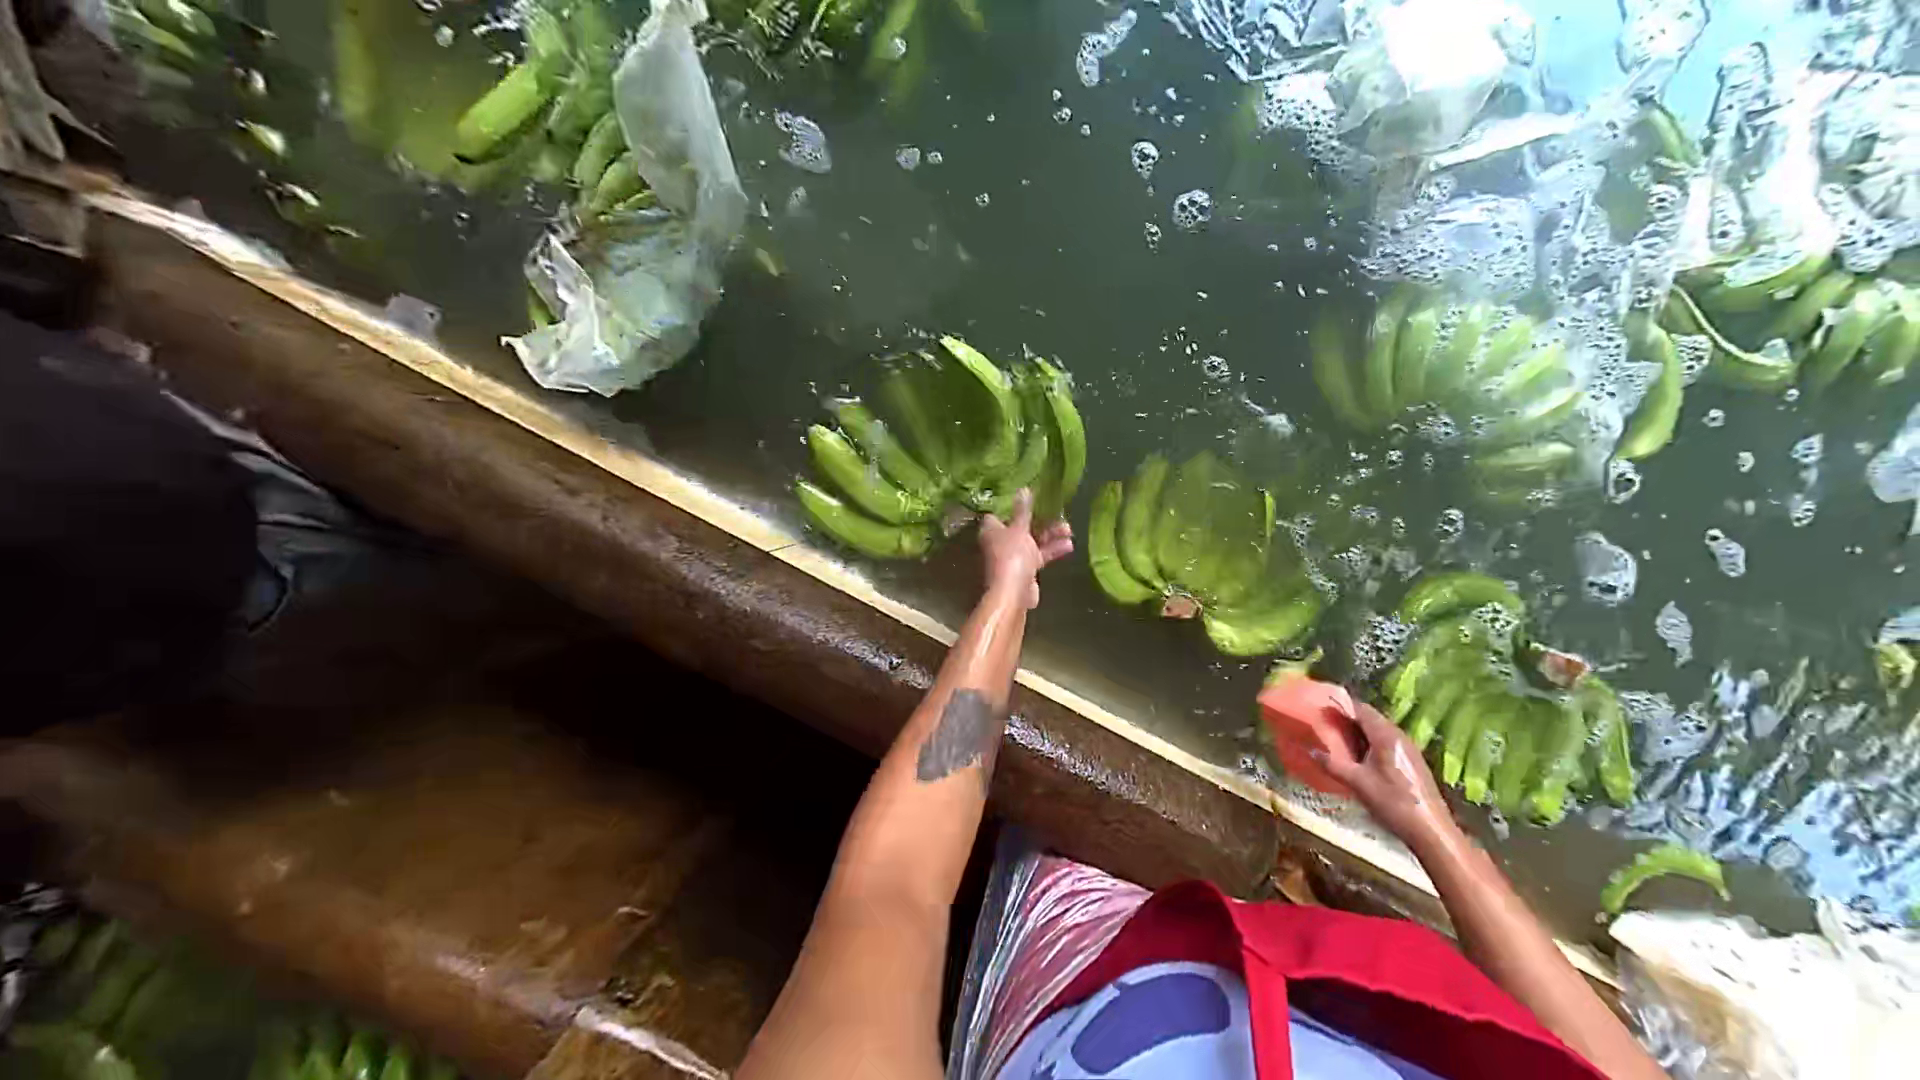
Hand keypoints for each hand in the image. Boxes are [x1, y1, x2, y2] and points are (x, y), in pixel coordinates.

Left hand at [978, 489, 1073, 608]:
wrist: (1014, 592)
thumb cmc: (1012, 555)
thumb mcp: (1019, 528)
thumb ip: (1023, 510)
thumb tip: (1023, 489)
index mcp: (992, 530)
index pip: (1000, 513)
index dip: (1014, 507)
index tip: (1032, 500)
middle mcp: (1001, 542)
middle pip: (1021, 527)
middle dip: (1041, 521)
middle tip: (1060, 516)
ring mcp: (1013, 556)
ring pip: (1033, 541)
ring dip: (1050, 535)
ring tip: (1069, 530)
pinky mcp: (1025, 570)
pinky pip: (1039, 555)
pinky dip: (1051, 550)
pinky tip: (1069, 546)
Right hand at [1318, 702, 1459, 853]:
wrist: (1432, 832)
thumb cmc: (1393, 803)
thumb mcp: (1357, 783)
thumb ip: (1332, 764)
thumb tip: (1309, 750)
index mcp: (1386, 736)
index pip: (1361, 709)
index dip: (1340, 706)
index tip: (1320, 709)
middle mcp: (1399, 737)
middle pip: (1370, 718)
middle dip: (1347, 719)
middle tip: (1324, 725)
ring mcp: (1408, 750)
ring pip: (1378, 732)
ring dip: (1357, 733)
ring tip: (1335, 740)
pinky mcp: (1411, 763)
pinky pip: (1385, 743)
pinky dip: (1368, 744)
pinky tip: (1357, 758)